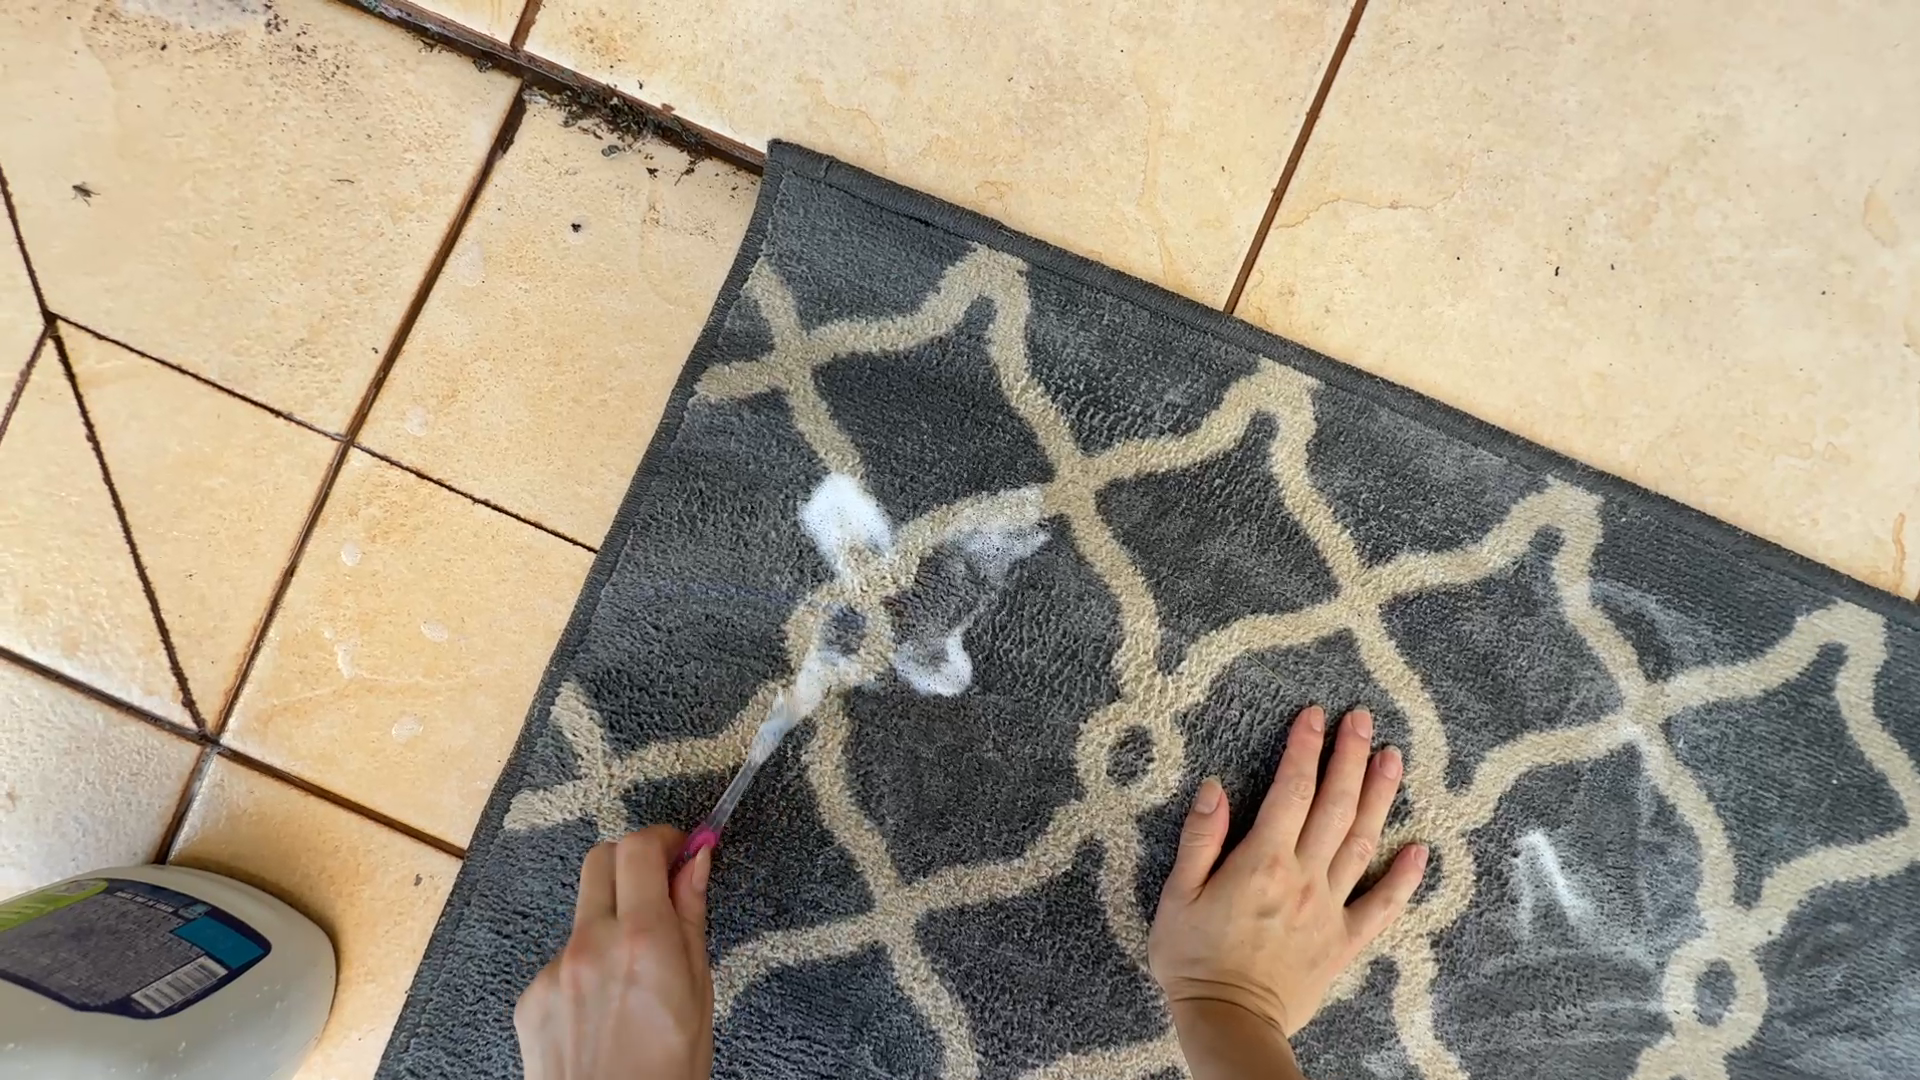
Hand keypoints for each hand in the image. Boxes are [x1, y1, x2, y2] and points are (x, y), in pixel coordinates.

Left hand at [515, 827, 714, 1079]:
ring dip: (612, 913)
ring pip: (585, 910)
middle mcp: (591, 945)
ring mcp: (553, 972)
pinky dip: (589, 958)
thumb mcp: (700, 986)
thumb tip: (698, 857)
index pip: (638, 848)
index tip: (681, 849)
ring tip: (636, 965)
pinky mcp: (530, 998)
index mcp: (642, 939)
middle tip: (659, 884)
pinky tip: (606, 1000)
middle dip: (633, 859)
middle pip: (601, 859)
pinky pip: (564, 954)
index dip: (662, 837)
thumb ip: (691, 912)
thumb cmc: (671, 1068)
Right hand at [1149, 705, 1426, 1051]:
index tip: (1315, 714)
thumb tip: (1216, 786)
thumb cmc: (1192, 955)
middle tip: (1363, 719)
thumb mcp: (1178, 892)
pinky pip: (1383, 905)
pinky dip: (1406, 877)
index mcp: (1262, 860)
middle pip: (1335, 806)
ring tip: (1393, 758)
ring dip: (1380, 797)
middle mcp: (1305, 877)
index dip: (1305, 748)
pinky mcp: (1345, 940)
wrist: (1228, 1022)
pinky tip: (1421, 849)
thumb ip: (1200, 837)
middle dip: (1350, 757)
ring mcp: (1331, 909)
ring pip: (1362, 842)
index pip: (1291, 790)